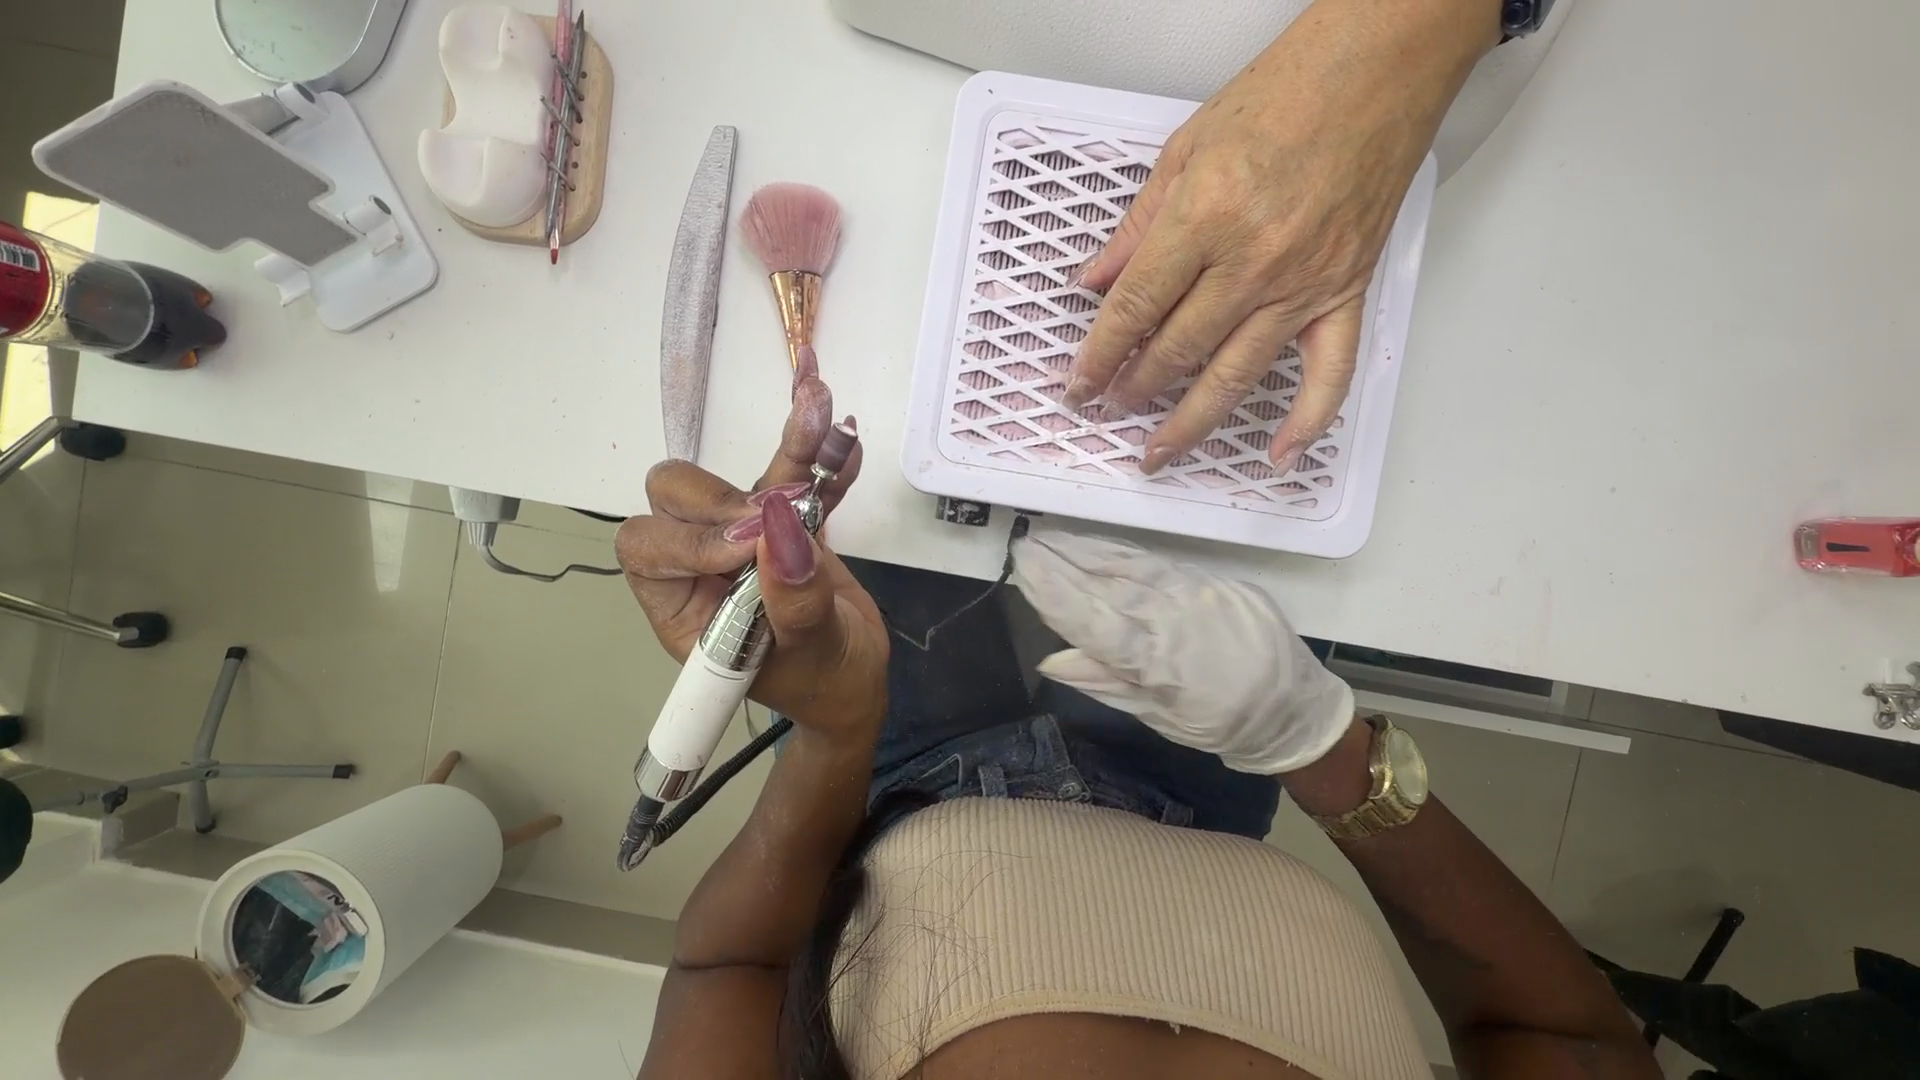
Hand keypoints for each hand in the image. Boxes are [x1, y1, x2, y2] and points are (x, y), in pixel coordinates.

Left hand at [616, 364, 887, 741]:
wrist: (856, 679)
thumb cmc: (825, 682)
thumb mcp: (810, 651)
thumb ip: (793, 598)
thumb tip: (779, 527)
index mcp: (685, 607)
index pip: (650, 550)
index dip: (690, 537)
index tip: (748, 546)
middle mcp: (703, 565)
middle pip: (678, 499)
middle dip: (726, 494)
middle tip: (784, 509)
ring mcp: (746, 541)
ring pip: (746, 480)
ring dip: (788, 445)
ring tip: (818, 400)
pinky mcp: (787, 525)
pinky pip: (798, 482)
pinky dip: (824, 462)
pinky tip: (848, 439)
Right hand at [1011, 531, 1353, 774]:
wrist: (1292, 706)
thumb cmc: (1221, 724)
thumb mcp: (1162, 719)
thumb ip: (1107, 683)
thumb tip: (1052, 659)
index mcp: (1163, 666)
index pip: (1097, 625)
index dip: (1057, 597)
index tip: (1023, 572)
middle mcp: (1177, 623)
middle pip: (1108, 588)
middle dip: (1061, 566)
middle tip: (1022, 547)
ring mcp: (1196, 596)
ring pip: (1129, 568)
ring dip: (1084, 551)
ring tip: (1047, 539)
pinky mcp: (1211, 581)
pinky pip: (1156, 561)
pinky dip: (1120, 550)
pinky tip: (1094, 543)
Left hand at [1063, 0, 1499, 474]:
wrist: (1381, 66)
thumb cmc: (1287, 93)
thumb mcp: (1183, 151)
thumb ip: (1135, 230)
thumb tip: (1096, 282)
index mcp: (1204, 219)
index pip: (1134, 309)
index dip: (1099, 355)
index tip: (1080, 385)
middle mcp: (1253, 261)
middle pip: (1177, 350)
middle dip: (1134, 388)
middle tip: (1111, 408)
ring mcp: (1303, 284)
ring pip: (1235, 376)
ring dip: (1190, 423)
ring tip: (1157, 452)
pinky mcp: (1346, 292)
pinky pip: (1328, 373)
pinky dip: (1306, 421)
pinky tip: (1277, 455)